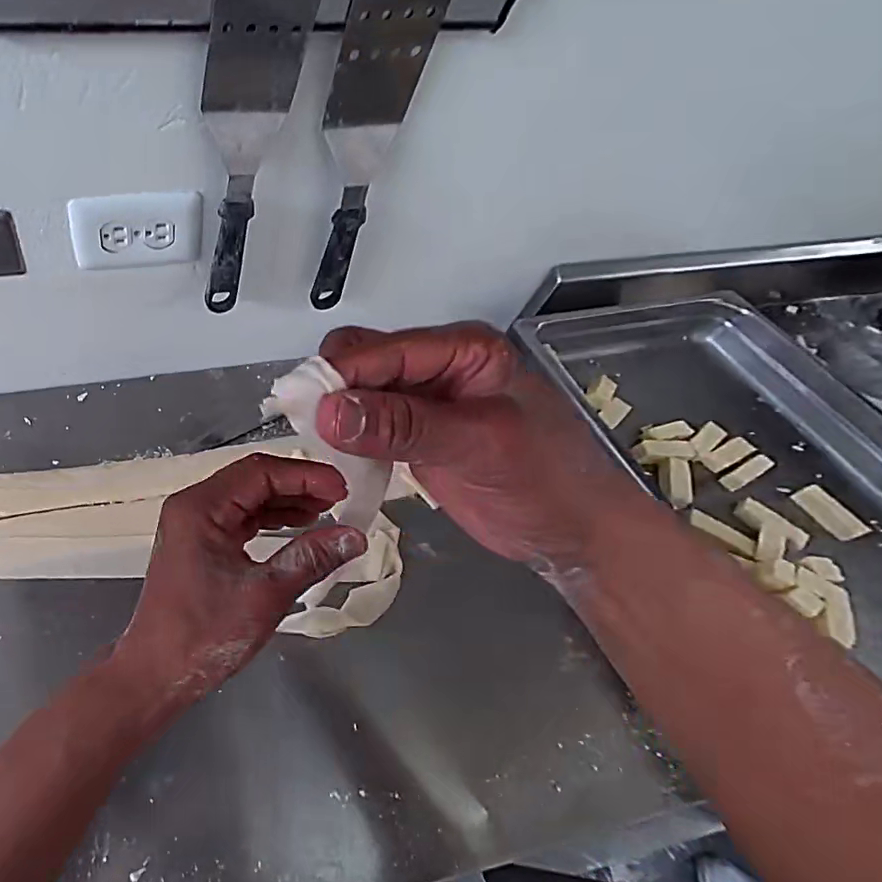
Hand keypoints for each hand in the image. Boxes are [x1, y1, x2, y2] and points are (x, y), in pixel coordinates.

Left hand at [114, 454, 368, 700]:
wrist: (155, 673)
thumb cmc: (203, 635)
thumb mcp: (265, 594)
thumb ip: (311, 558)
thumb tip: (354, 536)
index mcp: (200, 507)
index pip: (260, 472)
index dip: (305, 476)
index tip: (342, 488)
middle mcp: (193, 506)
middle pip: (253, 479)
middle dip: (298, 485)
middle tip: (340, 498)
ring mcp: (194, 523)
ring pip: (248, 496)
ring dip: (287, 501)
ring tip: (327, 510)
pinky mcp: (199, 541)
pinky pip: (240, 517)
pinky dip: (270, 518)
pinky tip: (299, 526)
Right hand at [315, 322, 638, 566]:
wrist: (574, 532)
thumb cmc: (547, 482)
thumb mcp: (477, 446)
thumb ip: (404, 426)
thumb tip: (331, 411)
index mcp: (464, 350)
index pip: (386, 349)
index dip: (344, 373)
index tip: (307, 406)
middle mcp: (440, 365)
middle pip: (365, 360)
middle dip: (333, 387)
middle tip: (308, 425)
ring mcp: (426, 400)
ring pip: (361, 391)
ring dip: (336, 412)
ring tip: (317, 441)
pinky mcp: (416, 433)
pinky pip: (369, 423)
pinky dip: (348, 435)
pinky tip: (338, 455)